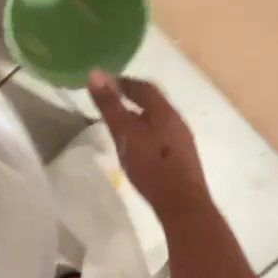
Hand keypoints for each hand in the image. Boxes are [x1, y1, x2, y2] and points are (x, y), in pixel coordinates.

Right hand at [89, 70, 212, 216]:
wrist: (182, 204)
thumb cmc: (151, 165)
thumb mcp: (124, 132)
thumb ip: (110, 105)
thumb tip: (95, 74)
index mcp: (164, 111)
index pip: (144, 87)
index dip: (124, 82)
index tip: (105, 82)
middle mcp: (177, 122)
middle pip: (154, 102)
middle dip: (133, 97)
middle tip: (112, 100)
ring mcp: (182, 141)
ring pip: (159, 120)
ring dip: (140, 116)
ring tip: (121, 122)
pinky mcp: (182, 159)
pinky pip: (162, 135)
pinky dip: (146, 132)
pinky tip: (137, 146)